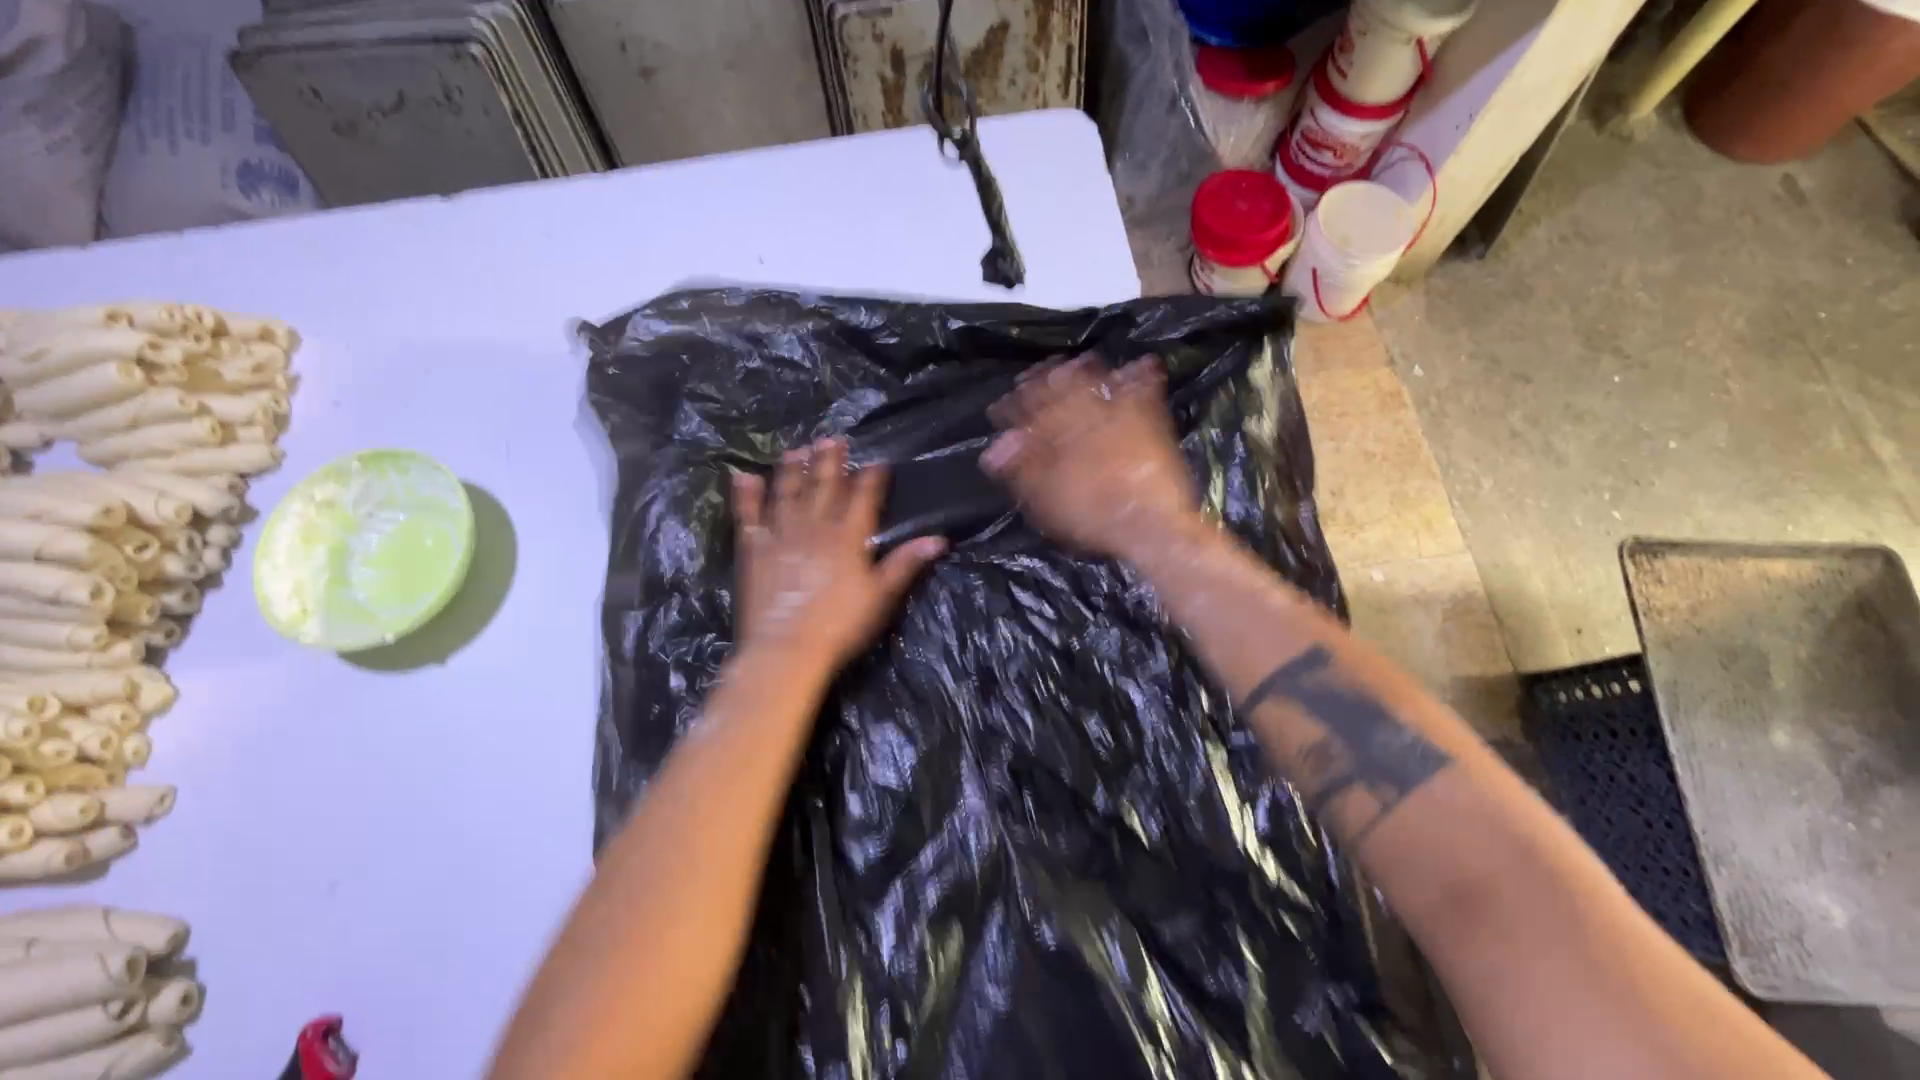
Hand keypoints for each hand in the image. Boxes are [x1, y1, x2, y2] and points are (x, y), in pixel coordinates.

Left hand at [731, 438, 945, 673]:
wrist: (787, 648)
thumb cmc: (840, 625)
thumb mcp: (881, 596)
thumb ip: (906, 564)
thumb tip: (939, 538)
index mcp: (848, 538)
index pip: (864, 498)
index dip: (872, 477)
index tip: (879, 460)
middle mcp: (815, 527)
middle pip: (825, 486)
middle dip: (830, 462)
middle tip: (833, 439)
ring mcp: (781, 535)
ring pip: (788, 492)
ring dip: (793, 469)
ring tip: (798, 449)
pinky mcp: (754, 549)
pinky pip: (749, 515)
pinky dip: (747, 495)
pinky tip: (745, 476)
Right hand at [979, 354, 1200, 561]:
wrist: (1152, 525)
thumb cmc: (1093, 518)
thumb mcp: (1046, 500)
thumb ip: (1020, 470)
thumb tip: (995, 448)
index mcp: (1058, 435)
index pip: (1026, 411)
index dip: (1011, 406)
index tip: (1000, 408)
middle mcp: (1086, 416)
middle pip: (1058, 387)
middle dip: (1041, 380)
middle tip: (1029, 377)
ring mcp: (1121, 414)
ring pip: (1095, 380)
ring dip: (1082, 369)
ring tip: (1074, 362)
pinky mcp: (1151, 420)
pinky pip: (1143, 387)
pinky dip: (1139, 373)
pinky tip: (1141, 363)